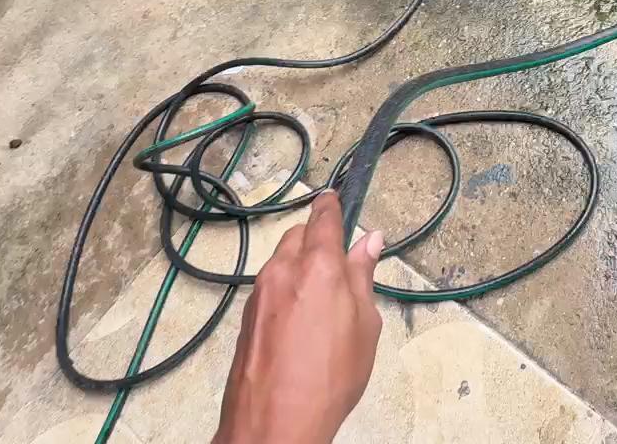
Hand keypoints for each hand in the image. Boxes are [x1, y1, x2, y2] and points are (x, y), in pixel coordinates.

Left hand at [215, 192, 385, 443]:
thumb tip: (370, 241)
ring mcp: (260, 293)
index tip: (336, 197)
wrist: (273, 427)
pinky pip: (270, 285)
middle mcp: (284, 269)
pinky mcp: (246, 317)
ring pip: (282, 258)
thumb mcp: (364, 325)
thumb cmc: (329, 377)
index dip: (332, 204)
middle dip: (317, 237)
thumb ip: (363, 277)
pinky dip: (285, 286)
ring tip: (321, 296)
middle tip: (338, 260)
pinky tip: (299, 318)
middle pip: (299, 234)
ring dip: (300, 263)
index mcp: (319, 264)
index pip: (324, 216)